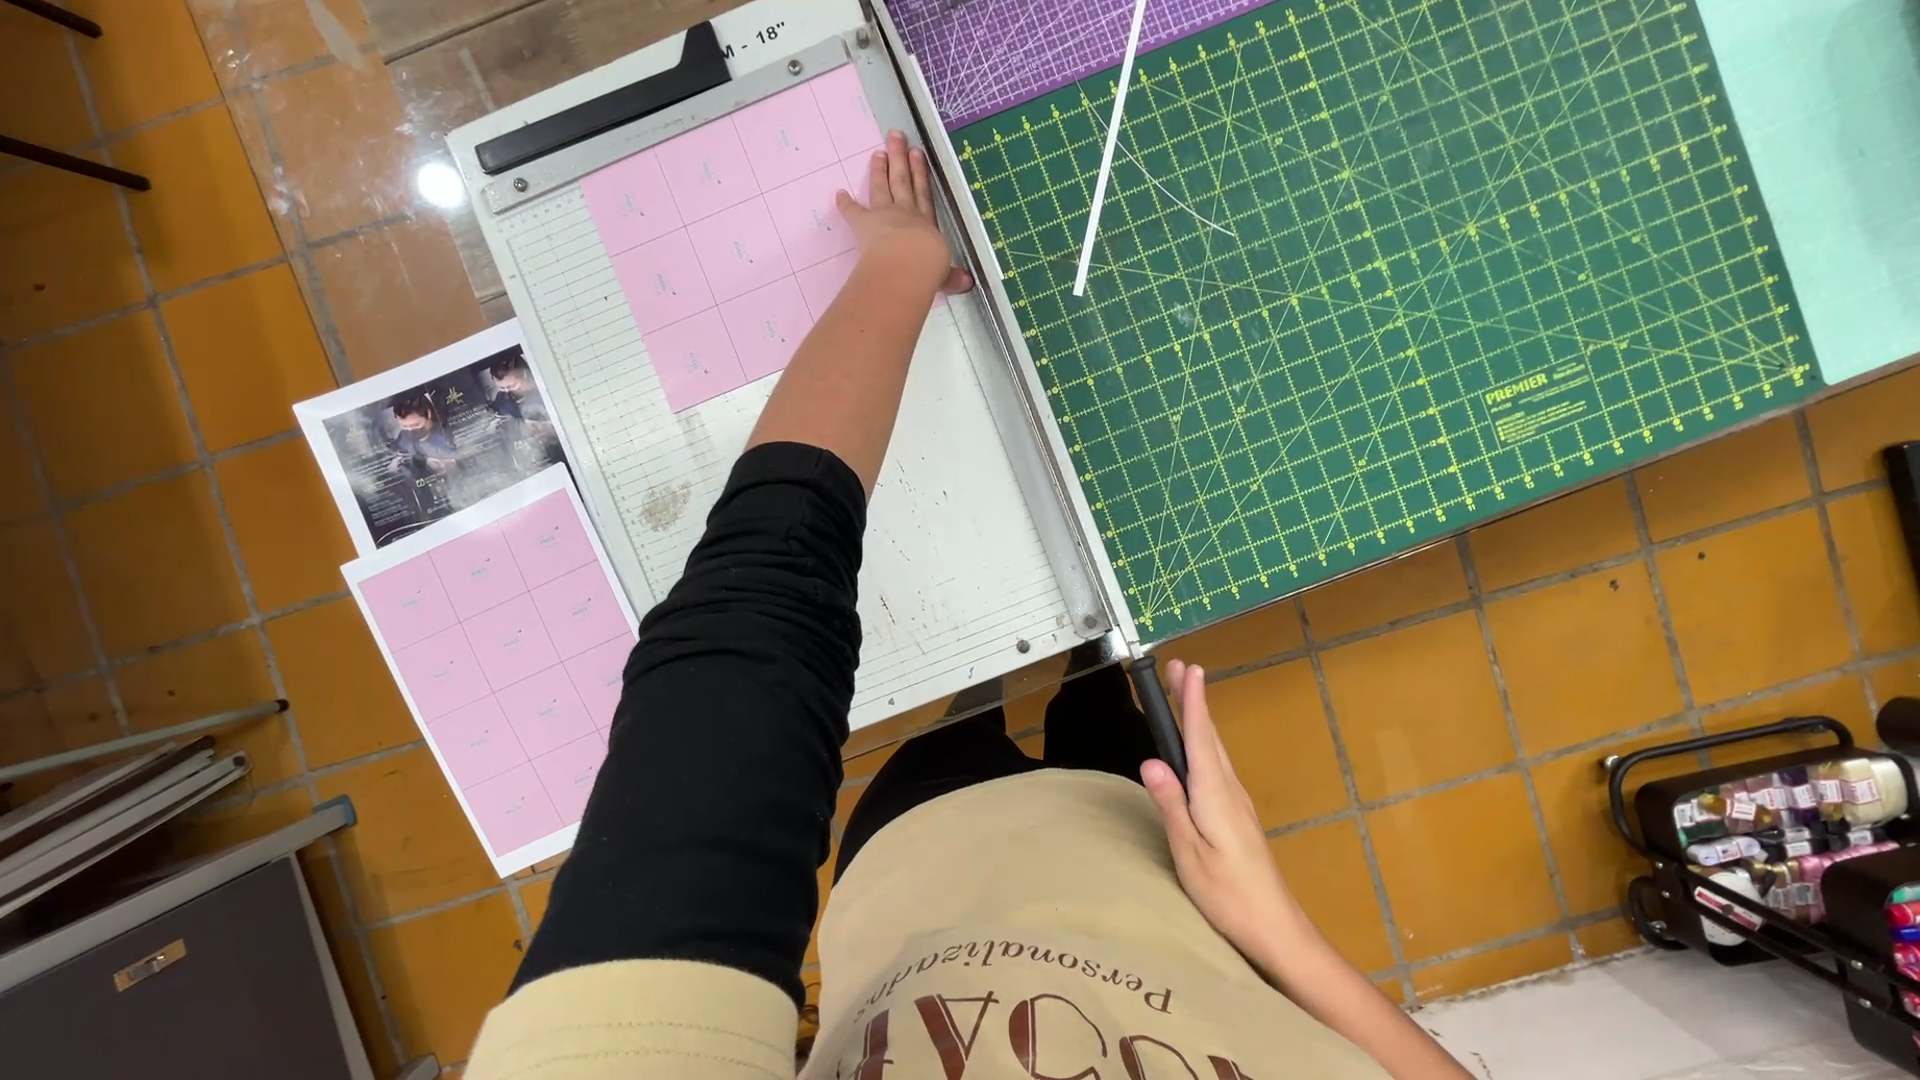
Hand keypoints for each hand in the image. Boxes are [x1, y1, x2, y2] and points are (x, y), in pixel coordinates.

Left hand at [836, 130, 972, 294]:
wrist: (909, 263)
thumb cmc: (929, 268)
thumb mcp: (944, 273)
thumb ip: (952, 277)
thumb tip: (966, 282)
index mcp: (926, 224)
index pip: (923, 195)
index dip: (921, 175)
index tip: (918, 155)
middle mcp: (906, 213)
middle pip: (903, 181)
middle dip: (900, 159)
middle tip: (896, 137)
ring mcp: (885, 214)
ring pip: (882, 187)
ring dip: (879, 169)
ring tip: (878, 152)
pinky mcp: (864, 222)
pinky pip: (852, 211)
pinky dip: (845, 203)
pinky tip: (839, 194)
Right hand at [1142, 661, 1308, 962]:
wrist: (1275, 927)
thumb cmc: (1228, 893)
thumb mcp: (1189, 853)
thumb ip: (1172, 806)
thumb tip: (1151, 762)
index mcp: (1215, 794)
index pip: (1202, 737)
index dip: (1194, 701)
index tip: (1188, 668)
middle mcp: (1229, 789)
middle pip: (1211, 736)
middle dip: (1195, 700)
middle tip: (1179, 668)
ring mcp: (1237, 802)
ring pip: (1216, 750)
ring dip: (1201, 719)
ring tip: (1186, 696)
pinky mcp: (1237, 815)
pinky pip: (1218, 766)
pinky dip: (1206, 743)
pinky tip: (1198, 748)